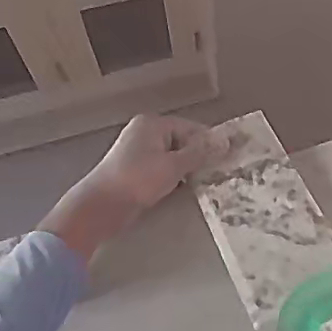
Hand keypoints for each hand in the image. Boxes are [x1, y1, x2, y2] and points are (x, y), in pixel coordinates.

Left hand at [38, 114, 225, 259]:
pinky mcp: (136, 172)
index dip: (210, 143)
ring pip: (174, 158)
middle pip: (183, 142)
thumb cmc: (137, 180)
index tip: (230, 159)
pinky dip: (175, 178)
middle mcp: (145, 133)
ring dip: (188, 170)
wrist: (101, 207)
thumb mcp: (173, 166)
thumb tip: (225, 141)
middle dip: (200, 157)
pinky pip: (163, 170)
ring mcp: (139, 153)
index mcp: (152, 124)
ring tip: (208, 183)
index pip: (191, 128)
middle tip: (222, 174)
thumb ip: (200, 153)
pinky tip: (186, 190)